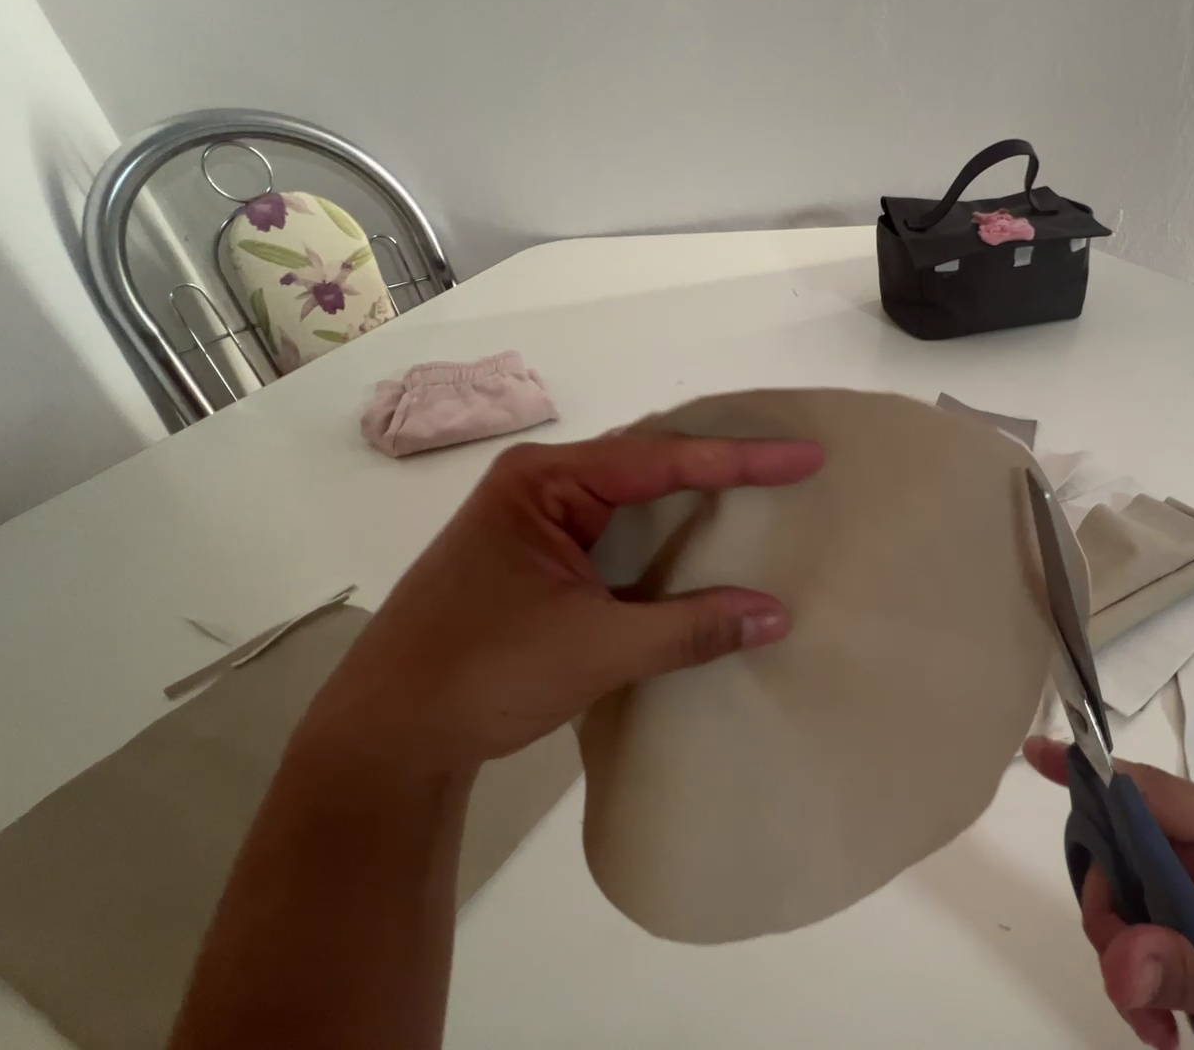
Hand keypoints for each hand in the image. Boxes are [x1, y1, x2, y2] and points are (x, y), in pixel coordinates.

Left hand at [294, 434, 824, 775]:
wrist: (387, 737)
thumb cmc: (482, 674)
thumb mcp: (598, 649)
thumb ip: (692, 627)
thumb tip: (778, 615)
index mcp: (545, 482)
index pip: (663, 459)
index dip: (743, 459)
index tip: (806, 456)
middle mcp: (539, 485)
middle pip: (649, 460)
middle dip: (721, 462)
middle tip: (790, 463)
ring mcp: (535, 521)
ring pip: (631, 494)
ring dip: (693, 496)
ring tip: (761, 491)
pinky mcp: (538, 558)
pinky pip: (616, 528)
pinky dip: (663, 533)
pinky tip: (698, 544)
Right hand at [1022, 737, 1193, 1049]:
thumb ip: (1184, 966)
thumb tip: (1118, 958)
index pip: (1151, 791)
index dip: (1091, 772)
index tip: (1035, 753)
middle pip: (1123, 849)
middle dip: (1112, 912)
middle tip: (1125, 972)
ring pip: (1123, 896)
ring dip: (1124, 957)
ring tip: (1154, 1019)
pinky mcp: (1191, 926)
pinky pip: (1135, 933)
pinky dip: (1134, 978)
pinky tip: (1159, 1022)